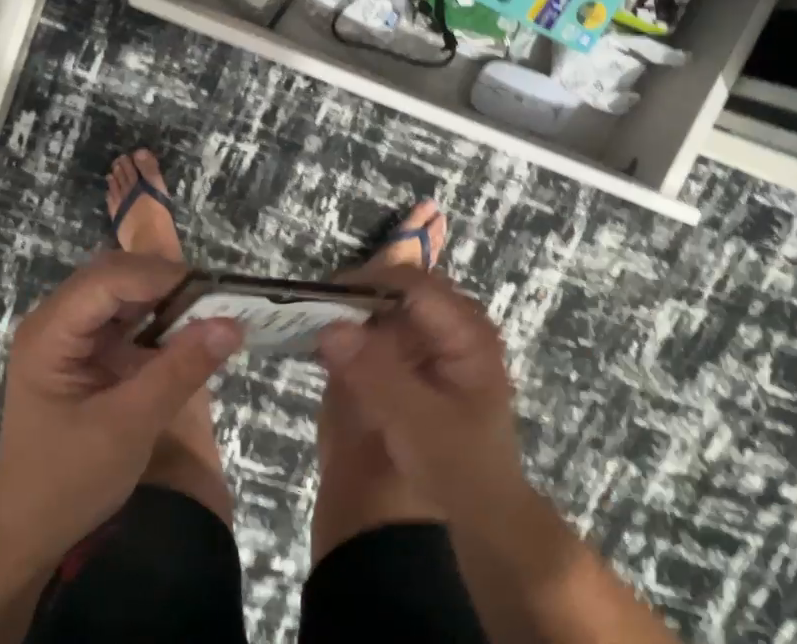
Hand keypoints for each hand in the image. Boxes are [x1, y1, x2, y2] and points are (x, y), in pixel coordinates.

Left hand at [0, 252, 242, 557]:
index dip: (161, 277)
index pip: (108, 279)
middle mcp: (55, 322)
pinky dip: (159, 325)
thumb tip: (232, 324)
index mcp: (49, 333)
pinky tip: (188, 338)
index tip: (215, 293)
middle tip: (219, 303)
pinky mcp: (86, 354)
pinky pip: (126, 321)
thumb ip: (179, 371)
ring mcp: (69, 337)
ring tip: (212, 315)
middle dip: (166, 284)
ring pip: (123, 295)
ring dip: (166, 302)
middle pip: (115, 278)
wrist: (30, 529)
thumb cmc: (69, 480)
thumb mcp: (130, 426)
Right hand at [317, 265, 527, 515]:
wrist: (484, 512)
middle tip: (312, 314)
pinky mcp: (423, 359)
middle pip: (399, 291)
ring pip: (389, 309)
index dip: (367, 284)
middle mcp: (456, 325)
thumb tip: (330, 327)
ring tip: (314, 329)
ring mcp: (441, 341)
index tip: (321, 298)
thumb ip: (375, 373)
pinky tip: (332, 354)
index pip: (414, 284)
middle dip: (356, 298)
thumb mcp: (417, 423)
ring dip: (354, 318)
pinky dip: (359, 340)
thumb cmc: (460, 467)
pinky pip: (386, 333)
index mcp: (468, 332)